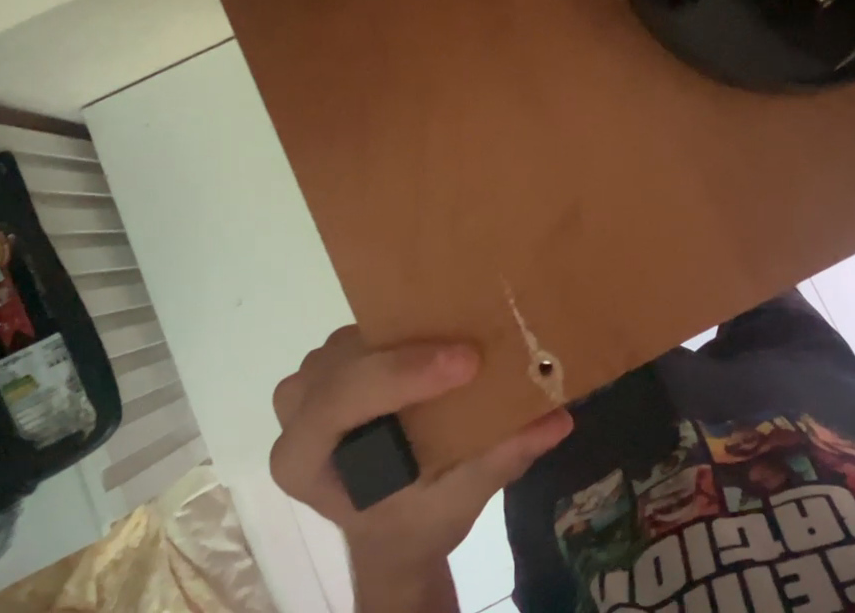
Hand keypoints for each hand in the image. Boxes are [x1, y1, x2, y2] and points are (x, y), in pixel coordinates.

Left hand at [270, 327, 571, 607]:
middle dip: (407, 352)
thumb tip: (558, 418)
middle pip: (345, 363)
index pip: (338, 404)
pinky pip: (361, 330)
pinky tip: (441, 326)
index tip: (464, 363)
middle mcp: (295, 414)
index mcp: (301, 460)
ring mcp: (310, 382)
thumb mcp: (456, 503)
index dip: (397, 376)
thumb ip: (499, 460)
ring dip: (405, 335)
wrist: (392, 529)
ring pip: (353, 339)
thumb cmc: (414, 521)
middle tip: (474, 348)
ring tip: (461, 333)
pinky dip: (402, 327)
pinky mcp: (335, 362)